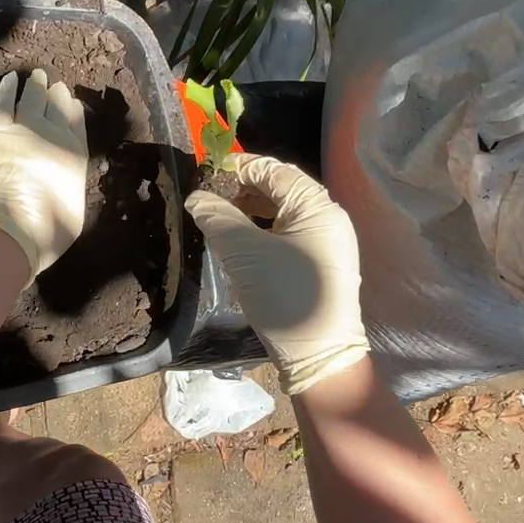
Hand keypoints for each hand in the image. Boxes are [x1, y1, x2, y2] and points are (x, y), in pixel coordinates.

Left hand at [0, 69, 88, 284]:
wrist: (2, 230)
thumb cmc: (42, 234)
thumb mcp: (71, 214)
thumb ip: (67, 188)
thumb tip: (59, 179)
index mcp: (74, 156)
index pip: (76, 126)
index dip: (73, 113)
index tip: (72, 102)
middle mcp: (51, 136)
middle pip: (54, 108)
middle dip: (54, 95)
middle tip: (54, 85)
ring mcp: (20, 130)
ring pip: (29, 100)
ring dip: (33, 87)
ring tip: (35, 75)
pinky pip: (2, 103)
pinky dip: (6, 90)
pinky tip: (9, 81)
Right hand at [185, 155, 366, 393]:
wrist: (319, 355)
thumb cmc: (283, 295)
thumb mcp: (243, 252)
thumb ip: (217, 218)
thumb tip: (195, 198)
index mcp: (316, 206)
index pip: (272, 170)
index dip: (237, 166)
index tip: (205, 172)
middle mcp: (328, 216)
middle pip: (280, 187)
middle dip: (242, 187)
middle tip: (209, 196)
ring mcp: (327, 241)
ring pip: (283, 210)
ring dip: (251, 207)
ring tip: (220, 216)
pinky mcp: (321, 262)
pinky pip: (288, 230)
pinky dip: (262, 227)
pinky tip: (241, 239)